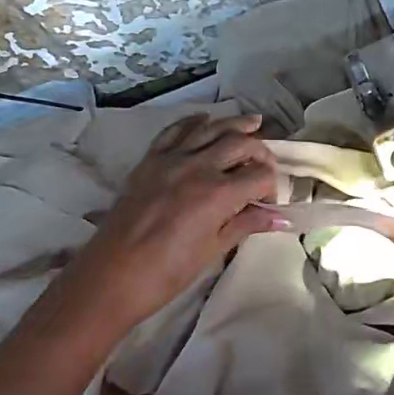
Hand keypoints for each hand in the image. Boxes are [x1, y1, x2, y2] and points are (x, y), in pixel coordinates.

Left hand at [65, 114, 284, 327]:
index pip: (260, 175)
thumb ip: (246, 224)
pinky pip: (175, 131)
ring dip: (235, 124)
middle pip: (241, 144)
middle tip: (265, 164)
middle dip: (260, 152)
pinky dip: (194, 122)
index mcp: (219, 193)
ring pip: (211, 128)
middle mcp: (199, 167)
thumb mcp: (213, 249)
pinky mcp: (150, 160)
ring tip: (252, 122)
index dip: (270, 187)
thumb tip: (280, 218)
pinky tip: (205, 120)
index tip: (266, 202)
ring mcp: (172, 159)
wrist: (113, 274)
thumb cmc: (167, 272)